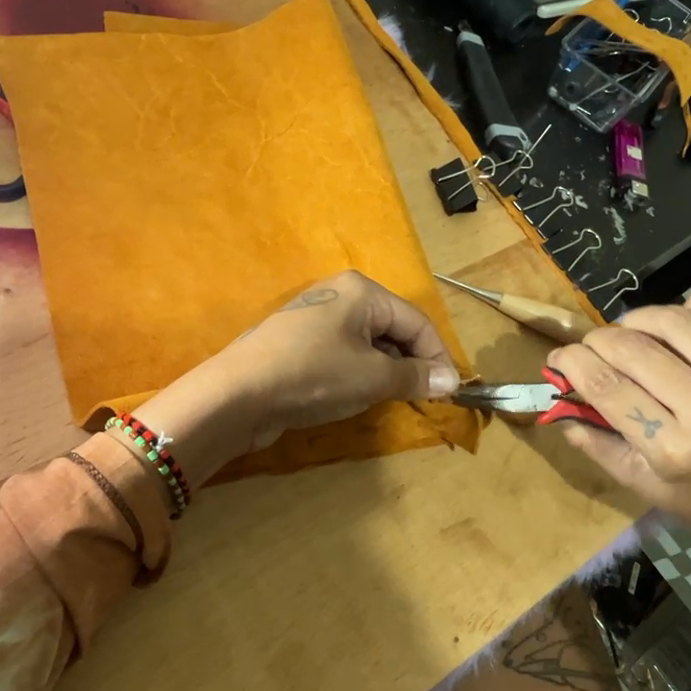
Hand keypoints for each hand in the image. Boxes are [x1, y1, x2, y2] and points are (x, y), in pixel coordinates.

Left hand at [131, 271, 461, 479]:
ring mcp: (315, 318)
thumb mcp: (373, 377)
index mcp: (362, 291)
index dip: (438, 357)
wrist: (239, 393)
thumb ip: (415, 376)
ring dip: (385, 371)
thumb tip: (451, 381)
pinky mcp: (298, 344)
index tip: (450, 392)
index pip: (417, 321)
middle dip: (411, 363)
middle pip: (392, 328)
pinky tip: (356, 396)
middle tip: (424, 398)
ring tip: (392, 399)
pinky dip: (359, 373)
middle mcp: (339, 295)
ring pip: (368, 343)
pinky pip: (343, 354)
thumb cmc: (314, 376)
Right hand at [545, 291, 690, 570]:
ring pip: (675, 322)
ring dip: (636, 319)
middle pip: (633, 350)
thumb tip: (559, 408)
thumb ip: (597, 445)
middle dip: (596, 341)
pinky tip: (680, 318)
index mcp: (671, 447)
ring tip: (625, 333)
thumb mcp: (641, 485)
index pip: (606, 387)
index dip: (572, 363)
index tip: (558, 359)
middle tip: (588, 349)